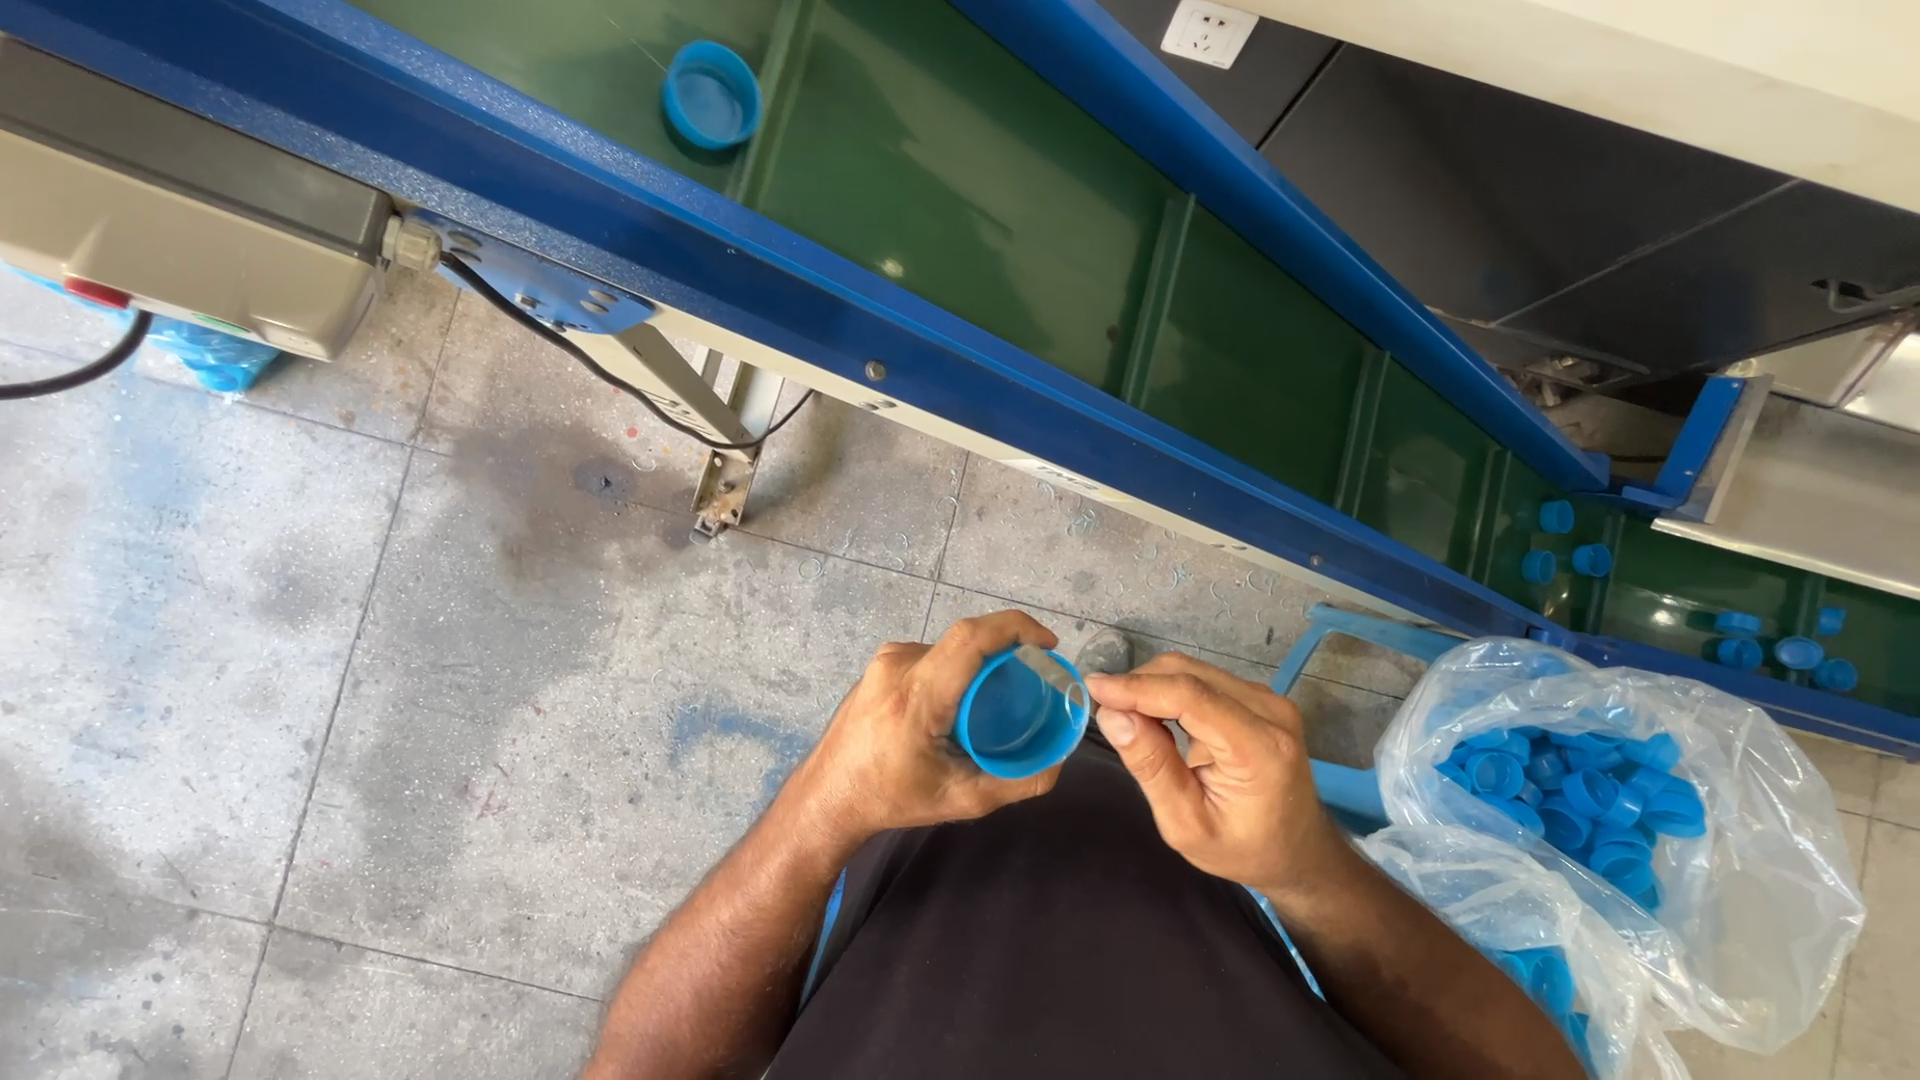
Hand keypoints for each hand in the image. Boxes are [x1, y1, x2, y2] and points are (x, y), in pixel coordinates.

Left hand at [791, 611, 1065, 839]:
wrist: (828, 795)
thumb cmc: (892, 797)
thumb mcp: (961, 800)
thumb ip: (1015, 783)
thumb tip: (1058, 762)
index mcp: (918, 695)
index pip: (971, 638)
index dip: (1016, 628)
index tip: (1048, 643)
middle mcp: (900, 664)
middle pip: (966, 640)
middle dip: (1006, 651)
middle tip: (1032, 679)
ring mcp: (886, 659)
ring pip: (950, 648)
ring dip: (979, 663)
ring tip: (997, 696)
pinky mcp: (881, 662)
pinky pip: (933, 653)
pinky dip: (957, 667)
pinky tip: (962, 699)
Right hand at [1086, 653, 1353, 899]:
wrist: (1298, 851)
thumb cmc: (1242, 849)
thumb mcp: (1186, 826)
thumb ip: (1151, 768)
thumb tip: (1111, 715)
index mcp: (1258, 748)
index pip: (1189, 696)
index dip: (1137, 687)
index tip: (1092, 687)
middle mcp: (1269, 712)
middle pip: (1188, 674)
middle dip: (1138, 685)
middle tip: (1105, 711)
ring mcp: (1267, 700)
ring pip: (1192, 670)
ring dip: (1151, 686)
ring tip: (1126, 718)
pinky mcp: (1259, 698)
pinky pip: (1203, 679)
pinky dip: (1169, 691)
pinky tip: (1154, 717)